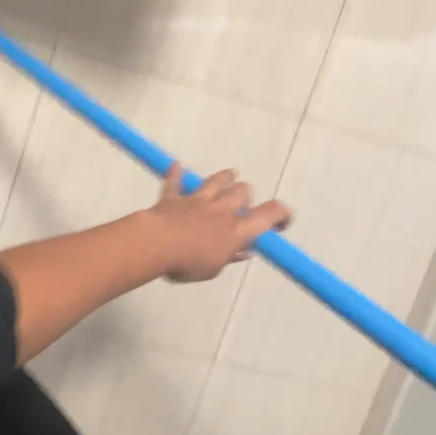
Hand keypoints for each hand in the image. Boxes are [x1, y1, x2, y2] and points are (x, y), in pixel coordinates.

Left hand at [146, 163, 291, 282]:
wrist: (154, 245)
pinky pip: (175, 182)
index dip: (281, 214)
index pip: (269, 214)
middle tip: (242, 203)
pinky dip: (176, 173)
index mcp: (236, 230)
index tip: (280, 221)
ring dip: (224, 177)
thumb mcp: (213, 269)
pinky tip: (177, 165)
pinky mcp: (173, 197)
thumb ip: (229, 257)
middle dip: (245, 195)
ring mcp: (196, 200)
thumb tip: (244, 251)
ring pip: (216, 180)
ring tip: (229, 176)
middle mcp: (221, 210)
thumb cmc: (186, 264)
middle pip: (242, 191)